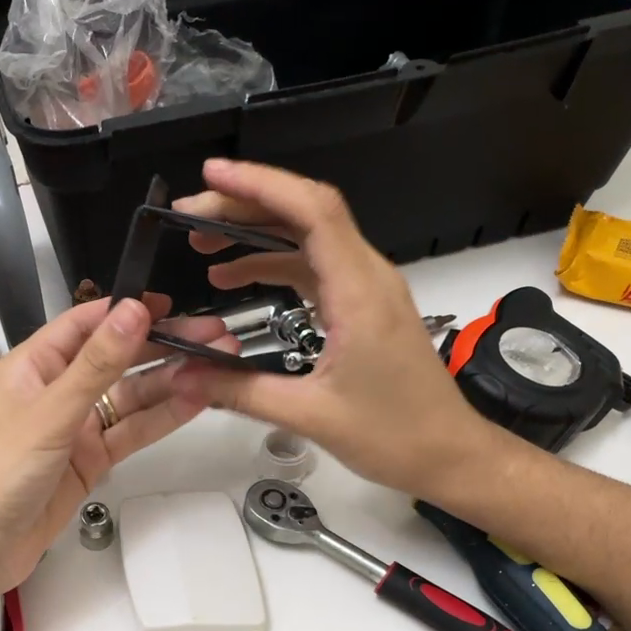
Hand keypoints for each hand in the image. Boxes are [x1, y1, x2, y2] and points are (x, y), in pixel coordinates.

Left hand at [0, 295, 230, 600]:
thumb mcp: (50, 412)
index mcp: (32, 366)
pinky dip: (161, 419)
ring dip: (171, 382)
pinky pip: (130, 433)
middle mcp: (55, 392)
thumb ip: (96, 364)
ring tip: (217, 365)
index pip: (86, 324)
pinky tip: (194, 401)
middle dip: (163, 346)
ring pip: (130, 397)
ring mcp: (74, 429)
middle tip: (213, 335)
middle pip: (116, 359)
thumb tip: (133, 310)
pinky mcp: (89, 463)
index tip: (172, 303)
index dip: (127, 311)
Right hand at [169, 159, 499, 496]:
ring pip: (310, 239)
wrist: (447, 453)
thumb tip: (183, 374)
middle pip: (307, 214)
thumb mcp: (310, 415)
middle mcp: (368, 276)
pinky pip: (316, 268)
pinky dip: (275, 264)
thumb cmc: (393, 435)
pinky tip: (237, 278)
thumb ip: (241, 391)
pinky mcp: (364, 307)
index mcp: (359, 292)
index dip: (260, 185)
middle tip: (191, 213)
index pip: (312, 212)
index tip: (212, 176)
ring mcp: (369, 289)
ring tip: (204, 243)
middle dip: (246, 205)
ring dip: (257, 233)